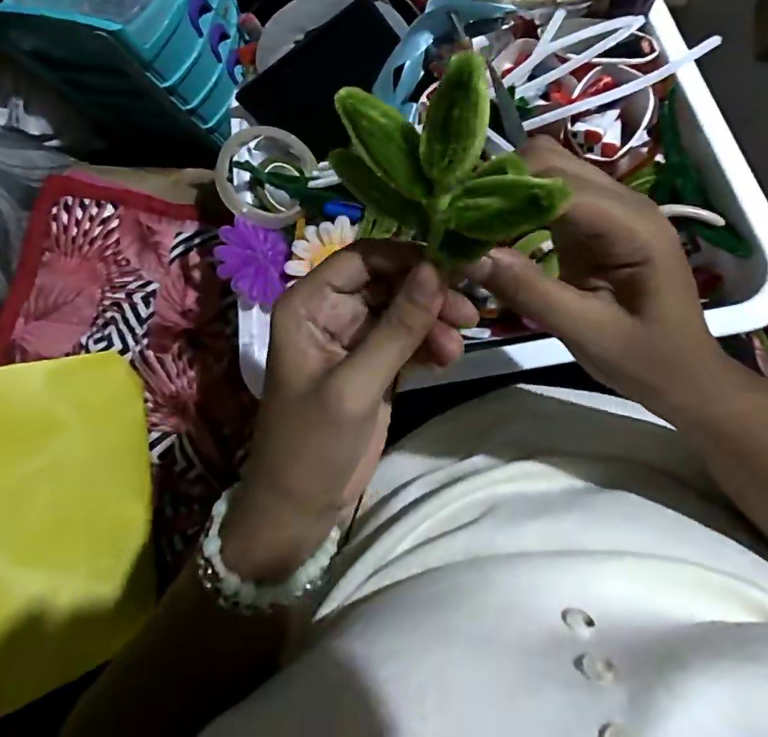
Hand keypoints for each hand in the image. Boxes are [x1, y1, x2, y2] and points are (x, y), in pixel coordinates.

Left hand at [224, 241, 478, 580]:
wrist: (299, 509)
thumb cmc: (312, 444)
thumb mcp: (356, 385)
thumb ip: (397, 328)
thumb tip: (435, 270)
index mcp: (308, 304)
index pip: (362, 258)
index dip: (405, 258)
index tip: (451, 269)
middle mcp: (330, 311)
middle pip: (388, 281)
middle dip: (427, 294)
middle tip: (467, 313)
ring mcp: (354, 337)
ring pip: (403, 309)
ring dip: (433, 321)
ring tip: (457, 347)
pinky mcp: (374, 363)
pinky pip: (407, 338)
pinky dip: (429, 344)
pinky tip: (447, 358)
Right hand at [467, 136, 728, 413]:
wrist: (687, 374)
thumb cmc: (648, 359)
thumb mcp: (588, 333)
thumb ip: (532, 292)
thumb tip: (472, 256)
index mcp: (632, 226)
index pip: (557, 184)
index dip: (503, 193)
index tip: (455, 218)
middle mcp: (623, 202)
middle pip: (550, 161)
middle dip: (499, 183)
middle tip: (456, 221)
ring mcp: (610, 207)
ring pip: (547, 169)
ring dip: (506, 189)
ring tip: (469, 223)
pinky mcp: (596, 221)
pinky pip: (549, 194)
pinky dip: (517, 204)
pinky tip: (494, 231)